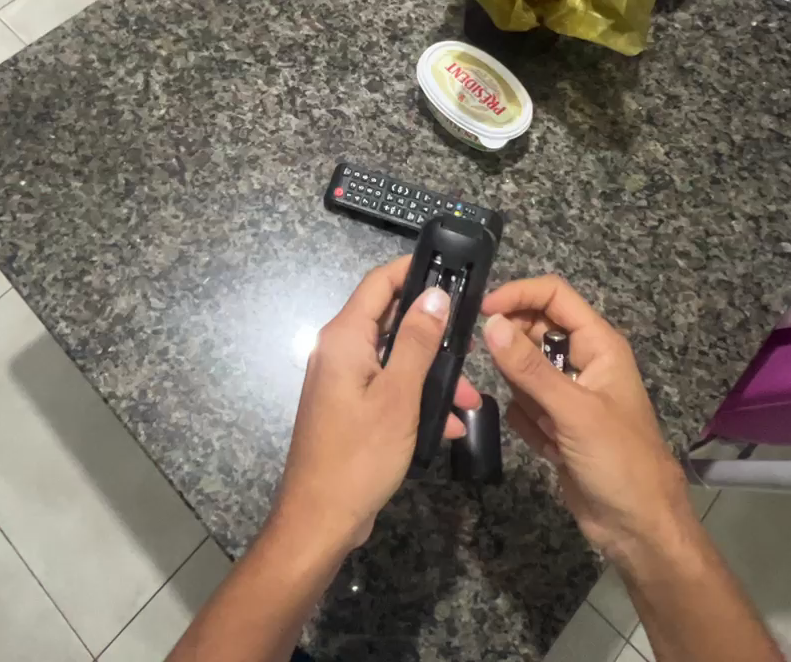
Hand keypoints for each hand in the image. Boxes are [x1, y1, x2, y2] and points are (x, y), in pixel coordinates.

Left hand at [274, 256, 481, 553]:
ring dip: (431, 374)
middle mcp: (339, 350)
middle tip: (470, 344)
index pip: (379, 283)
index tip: (451, 269)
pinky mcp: (349, 406)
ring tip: (469, 398)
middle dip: (433, 333)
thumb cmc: (360, 454)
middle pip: (391, 320)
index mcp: (345, 337)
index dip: (413, 270)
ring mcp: (342, 379)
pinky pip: (387, 387)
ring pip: (394, 358)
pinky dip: (416, 399)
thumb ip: (418, 341)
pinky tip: (448, 425)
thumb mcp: (399, 395)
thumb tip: (435, 293)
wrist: (319, 520)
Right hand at [481, 276, 692, 566]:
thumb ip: (529, 368)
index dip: (518, 294)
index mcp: (598, 344)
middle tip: (497, 370)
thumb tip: (490, 324)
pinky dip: (527, 422)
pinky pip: (522, 403)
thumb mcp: (573, 411)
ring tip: (544, 425)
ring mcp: (567, 391)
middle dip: (514, 350)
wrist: (638, 529)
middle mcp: (582, 360)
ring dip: (523, 394)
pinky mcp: (555, 420)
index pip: (554, 295)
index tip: (483, 310)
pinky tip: (550, 447)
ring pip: (523, 369)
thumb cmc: (619, 461)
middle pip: (533, 329)